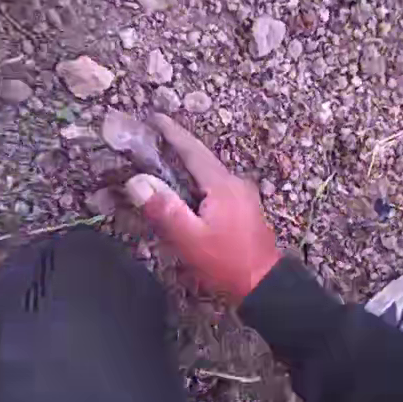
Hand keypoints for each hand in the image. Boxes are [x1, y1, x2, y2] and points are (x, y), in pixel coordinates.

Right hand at [125, 115, 281, 303]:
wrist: (265, 284)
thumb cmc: (227, 263)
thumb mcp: (190, 239)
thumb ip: (165, 209)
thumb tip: (138, 182)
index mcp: (223, 185)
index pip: (193, 151)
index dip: (173, 133)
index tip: (155, 118)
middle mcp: (236, 183)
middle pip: (202, 159)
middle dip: (178, 148)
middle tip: (153, 139)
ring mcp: (244, 196)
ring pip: (209, 174)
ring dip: (187, 168)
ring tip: (163, 164)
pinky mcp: (245, 209)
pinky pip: (216, 187)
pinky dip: (197, 184)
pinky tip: (186, 194)